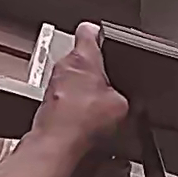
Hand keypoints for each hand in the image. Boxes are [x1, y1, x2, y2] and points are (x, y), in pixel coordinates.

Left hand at [30, 22, 128, 154]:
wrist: (57, 145)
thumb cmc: (81, 121)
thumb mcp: (121, 106)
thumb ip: (126, 97)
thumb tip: (130, 102)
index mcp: (82, 58)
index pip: (88, 30)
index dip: (100, 32)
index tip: (106, 36)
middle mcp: (63, 67)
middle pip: (82, 58)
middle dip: (95, 70)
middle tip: (109, 83)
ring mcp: (52, 85)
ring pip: (72, 79)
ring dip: (83, 89)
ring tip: (97, 106)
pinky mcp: (47, 103)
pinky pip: (65, 98)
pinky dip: (74, 106)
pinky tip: (86, 120)